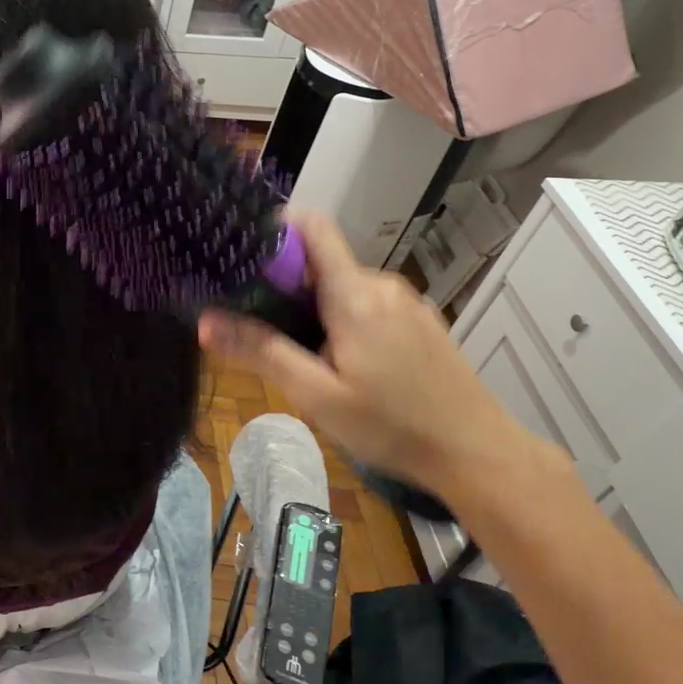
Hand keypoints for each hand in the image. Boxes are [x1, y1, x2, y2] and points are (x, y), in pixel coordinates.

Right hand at [200, 209, 531, 492]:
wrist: (478, 454)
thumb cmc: (393, 426)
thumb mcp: (316, 394)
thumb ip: (261, 351)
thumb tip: (204, 321)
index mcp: (355, 294)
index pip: (312, 228)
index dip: (274, 231)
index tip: (239, 254)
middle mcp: (382, 285)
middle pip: (320, 263)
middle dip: (284, 286)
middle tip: (256, 326)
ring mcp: (406, 303)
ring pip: (342, 287)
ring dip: (313, 309)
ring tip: (297, 354)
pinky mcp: (419, 322)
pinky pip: (366, 304)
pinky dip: (341, 320)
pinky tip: (339, 364)